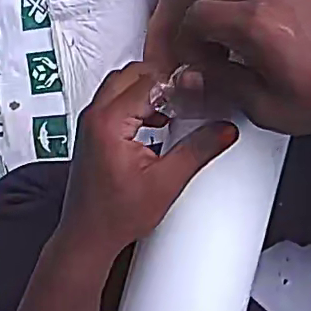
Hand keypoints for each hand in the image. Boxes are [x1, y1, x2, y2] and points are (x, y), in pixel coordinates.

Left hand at [60, 64, 236, 250]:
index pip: (149, 82)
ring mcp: (90, 123)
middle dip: (162, 80)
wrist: (88, 236)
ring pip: (122, 84)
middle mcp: (94, 117)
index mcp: (108, 123)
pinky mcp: (92, 131)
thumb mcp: (166, 182)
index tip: (199, 89)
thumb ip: (198, 150)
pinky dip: (138, 102)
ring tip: (177, 109)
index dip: (178, 83)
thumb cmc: (114, 216)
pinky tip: (159, 122)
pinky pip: (115, 101)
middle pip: (132, 74)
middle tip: (189, 95)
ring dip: (149, 90)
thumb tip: (222, 130)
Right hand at [177, 0, 310, 134]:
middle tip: (212, 51)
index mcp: (255, 24)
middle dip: (201, 21)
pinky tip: (263, 33)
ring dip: (224, 8)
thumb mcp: (264, 106)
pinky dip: (250, 1)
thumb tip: (194, 73)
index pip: (196, 15)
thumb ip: (220, 82)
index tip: (198, 60)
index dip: (189, 41)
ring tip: (236, 42)